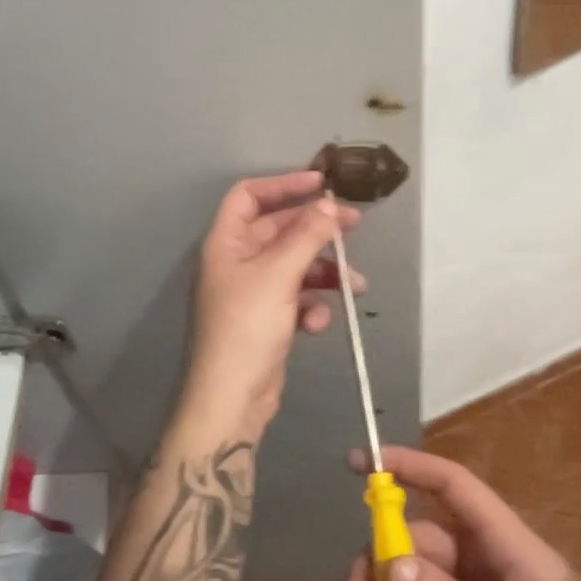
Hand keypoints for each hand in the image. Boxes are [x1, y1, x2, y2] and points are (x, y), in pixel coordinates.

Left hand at [182, 171, 361, 433]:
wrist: (231, 396)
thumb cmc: (246, 326)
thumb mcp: (278, 275)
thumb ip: (306, 236)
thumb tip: (330, 204)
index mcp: (225, 243)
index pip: (248, 196)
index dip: (283, 185)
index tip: (321, 184)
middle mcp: (235, 262)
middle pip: (278, 230)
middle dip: (316, 230)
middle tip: (354, 227)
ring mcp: (251, 293)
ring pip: (294, 267)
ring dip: (324, 273)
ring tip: (355, 284)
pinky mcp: (266, 321)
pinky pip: (295, 300)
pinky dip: (310, 307)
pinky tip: (316, 325)